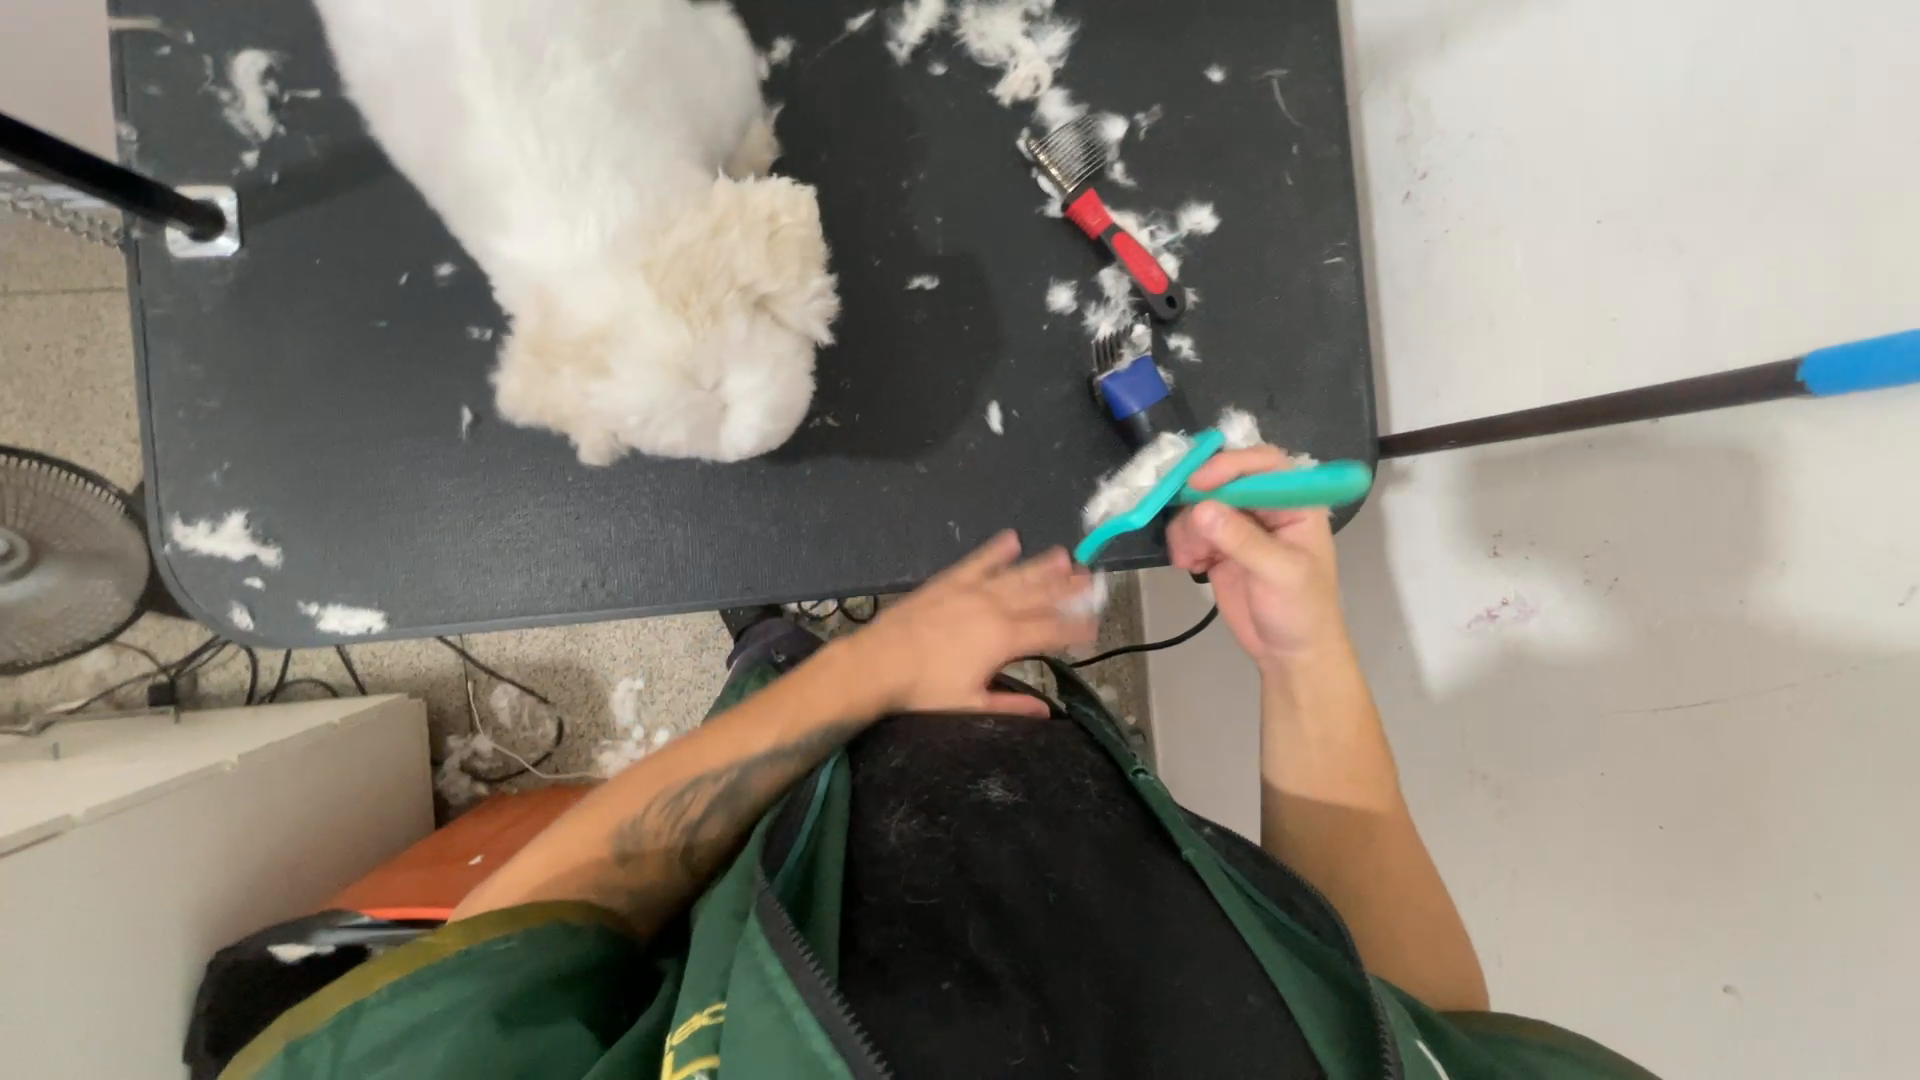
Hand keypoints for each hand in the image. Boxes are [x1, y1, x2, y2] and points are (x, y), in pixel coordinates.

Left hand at [851, 531, 1098, 716]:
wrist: (878, 663)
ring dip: (1042, 566)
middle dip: (1068, 589)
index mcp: (1004, 639)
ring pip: (1015, 575)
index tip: (1095, 624)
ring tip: (1065, 557)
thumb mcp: (971, 704)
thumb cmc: (924, 689)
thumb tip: (1045, 711)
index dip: (1076, 628)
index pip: (1051, 631)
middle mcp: (994, 608)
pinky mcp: (948, 582)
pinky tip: (1011, 539)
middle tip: (1092, 579)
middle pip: (1040, 596)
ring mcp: (971, 591)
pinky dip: (995, 551)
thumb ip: (1011, 704)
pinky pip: (978, 562)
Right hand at [1166, 446, 1349, 673]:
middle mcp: (1265, 507)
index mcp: (1295, 504)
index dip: (1231, 466)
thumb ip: (1242, 540)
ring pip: (1199, 506)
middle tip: (1189, 531)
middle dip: (1199, 503)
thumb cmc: (1302, 611)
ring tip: (1193, 560)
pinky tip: (1191, 566)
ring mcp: (1238, 526)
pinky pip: (1189, 530)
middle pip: (1223, 481)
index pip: (1264, 464)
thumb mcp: (1280, 574)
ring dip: (1188, 530)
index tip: (1199, 483)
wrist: (1289, 653)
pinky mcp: (1217, 546)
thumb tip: (1201, 510)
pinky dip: (1183, 544)